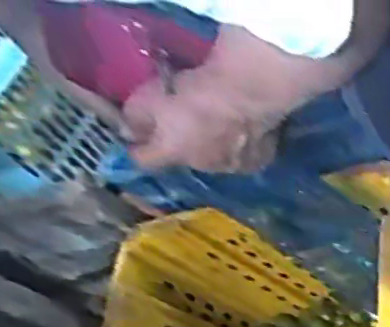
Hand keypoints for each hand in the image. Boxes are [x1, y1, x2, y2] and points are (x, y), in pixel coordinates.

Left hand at [122, 68, 281, 171]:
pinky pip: (240, 159)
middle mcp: (203, 167)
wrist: (244, 99)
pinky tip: (237, 135)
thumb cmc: (190, 95)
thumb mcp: (145, 98)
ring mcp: (234, 169)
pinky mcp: (257, 163)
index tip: (136, 139)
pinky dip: (235, 150)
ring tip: (214, 131)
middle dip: (180, 147)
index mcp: (172, 153)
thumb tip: (132, 132)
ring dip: (209, 149)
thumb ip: (135, 119)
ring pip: (214, 161)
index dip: (136, 150)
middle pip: (184, 161)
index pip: (143, 161)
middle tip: (181, 127)